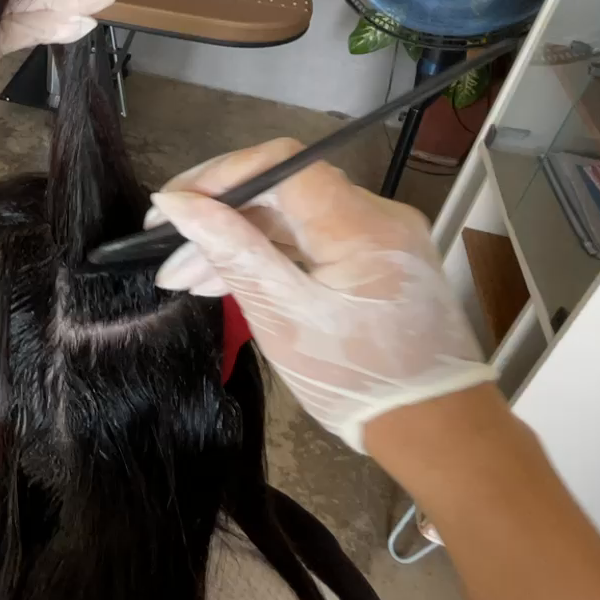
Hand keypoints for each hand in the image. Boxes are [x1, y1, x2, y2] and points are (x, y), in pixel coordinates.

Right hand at [147, 139, 493, 450]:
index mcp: (360, 224)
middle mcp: (373, 215)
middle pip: (278, 190)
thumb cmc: (356, 379)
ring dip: (231, 239)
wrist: (436, 434)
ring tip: (180, 276)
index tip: (173, 206)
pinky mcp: (368, 258)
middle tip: (163, 245)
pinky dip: (261, 255)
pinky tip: (219, 280)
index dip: (218, 175)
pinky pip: (303, 240)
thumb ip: (230, 250)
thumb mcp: (282, 315)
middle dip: (216, 215)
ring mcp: (373, 236)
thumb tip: (174, 202)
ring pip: (285, 217)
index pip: (278, 164)